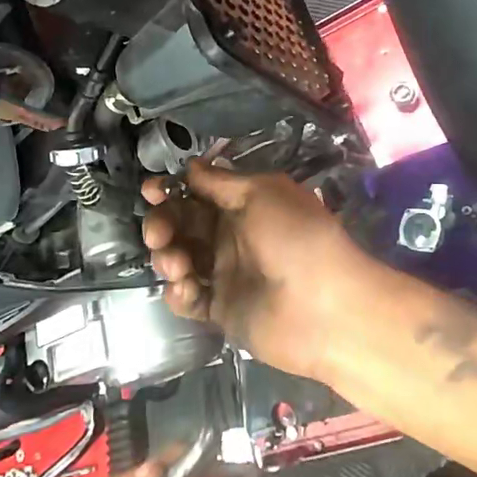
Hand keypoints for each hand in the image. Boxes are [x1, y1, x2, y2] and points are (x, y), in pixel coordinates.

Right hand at [141, 160, 379, 381]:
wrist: (325, 307)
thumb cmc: (295, 236)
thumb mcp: (261, 192)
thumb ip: (220, 181)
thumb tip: (191, 167)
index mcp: (243, 204)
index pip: (197, 193)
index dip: (171, 190)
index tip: (151, 190)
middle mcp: (231, 236)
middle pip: (181, 224)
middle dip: (162, 224)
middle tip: (158, 234)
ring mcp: (225, 274)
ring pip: (179, 259)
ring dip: (168, 257)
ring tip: (178, 264)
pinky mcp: (221, 310)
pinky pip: (188, 298)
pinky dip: (179, 292)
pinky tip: (186, 288)